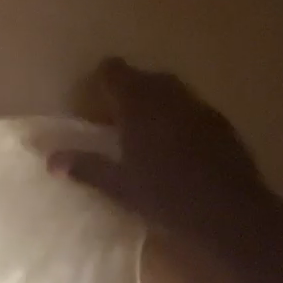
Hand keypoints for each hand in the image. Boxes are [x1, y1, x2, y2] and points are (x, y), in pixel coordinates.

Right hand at [49, 57, 269, 239]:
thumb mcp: (120, 185)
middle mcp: (166, 93)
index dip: (101, 81)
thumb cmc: (167, 195)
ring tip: (149, 136)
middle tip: (118, 124)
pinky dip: (181, 120)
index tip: (95, 105)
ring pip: (169, 91)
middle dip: (129, 93)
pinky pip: (192, 109)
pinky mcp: (221, 123)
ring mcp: (197, 105)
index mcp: (137, 100)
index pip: (113, 69)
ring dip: (156, 104)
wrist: (232, 213)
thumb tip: (51, 160)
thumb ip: (85, 167)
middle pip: (142, 78)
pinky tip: (181, 150)